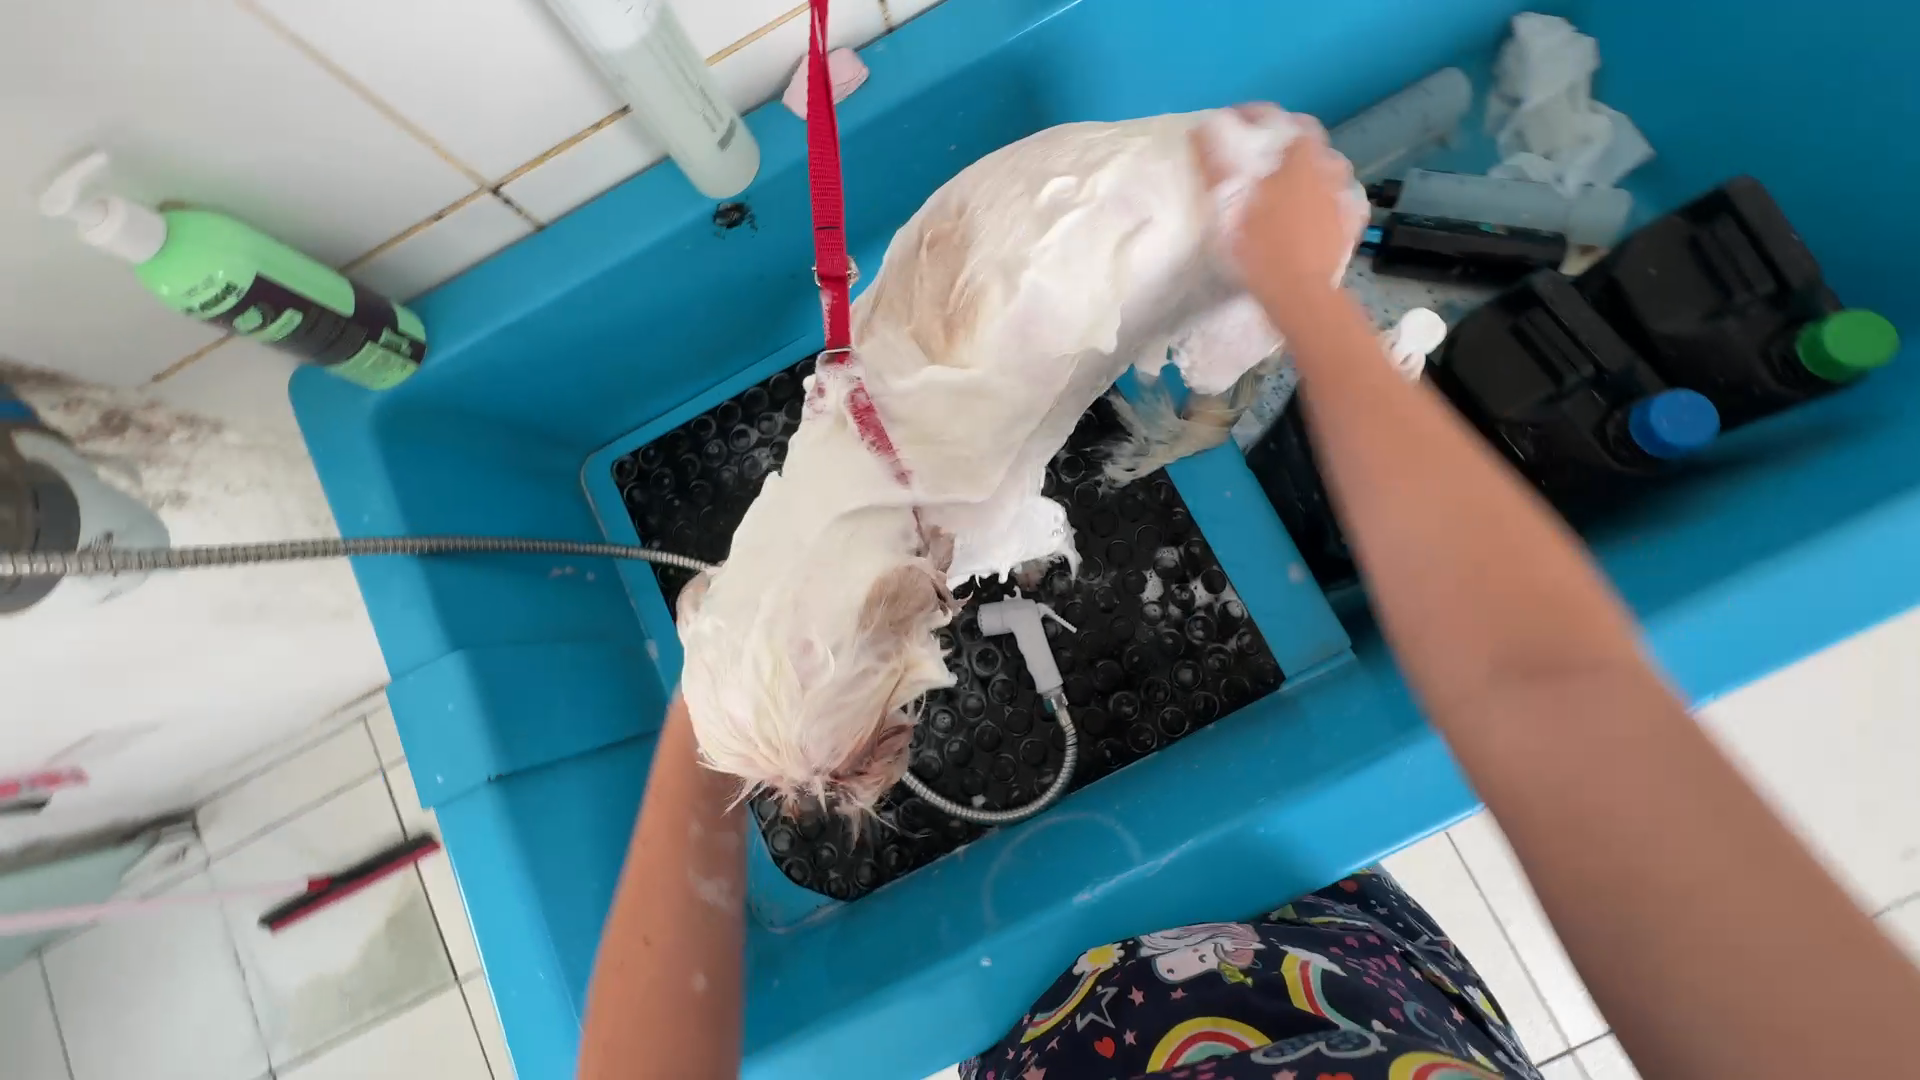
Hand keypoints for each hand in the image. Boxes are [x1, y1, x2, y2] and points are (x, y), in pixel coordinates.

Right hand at [1193, 107, 1359, 332]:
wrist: (1300, 293)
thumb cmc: (1260, 248)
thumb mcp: (1228, 206)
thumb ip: (1215, 163)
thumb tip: (1202, 127)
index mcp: (1298, 156)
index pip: (1277, 119)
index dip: (1253, 116)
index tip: (1233, 122)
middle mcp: (1328, 167)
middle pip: (1307, 142)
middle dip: (1284, 143)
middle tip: (1261, 158)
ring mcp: (1343, 196)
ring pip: (1327, 169)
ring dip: (1307, 170)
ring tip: (1287, 185)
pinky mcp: (1350, 224)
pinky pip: (1339, 201)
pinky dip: (1325, 200)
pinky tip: (1314, 212)